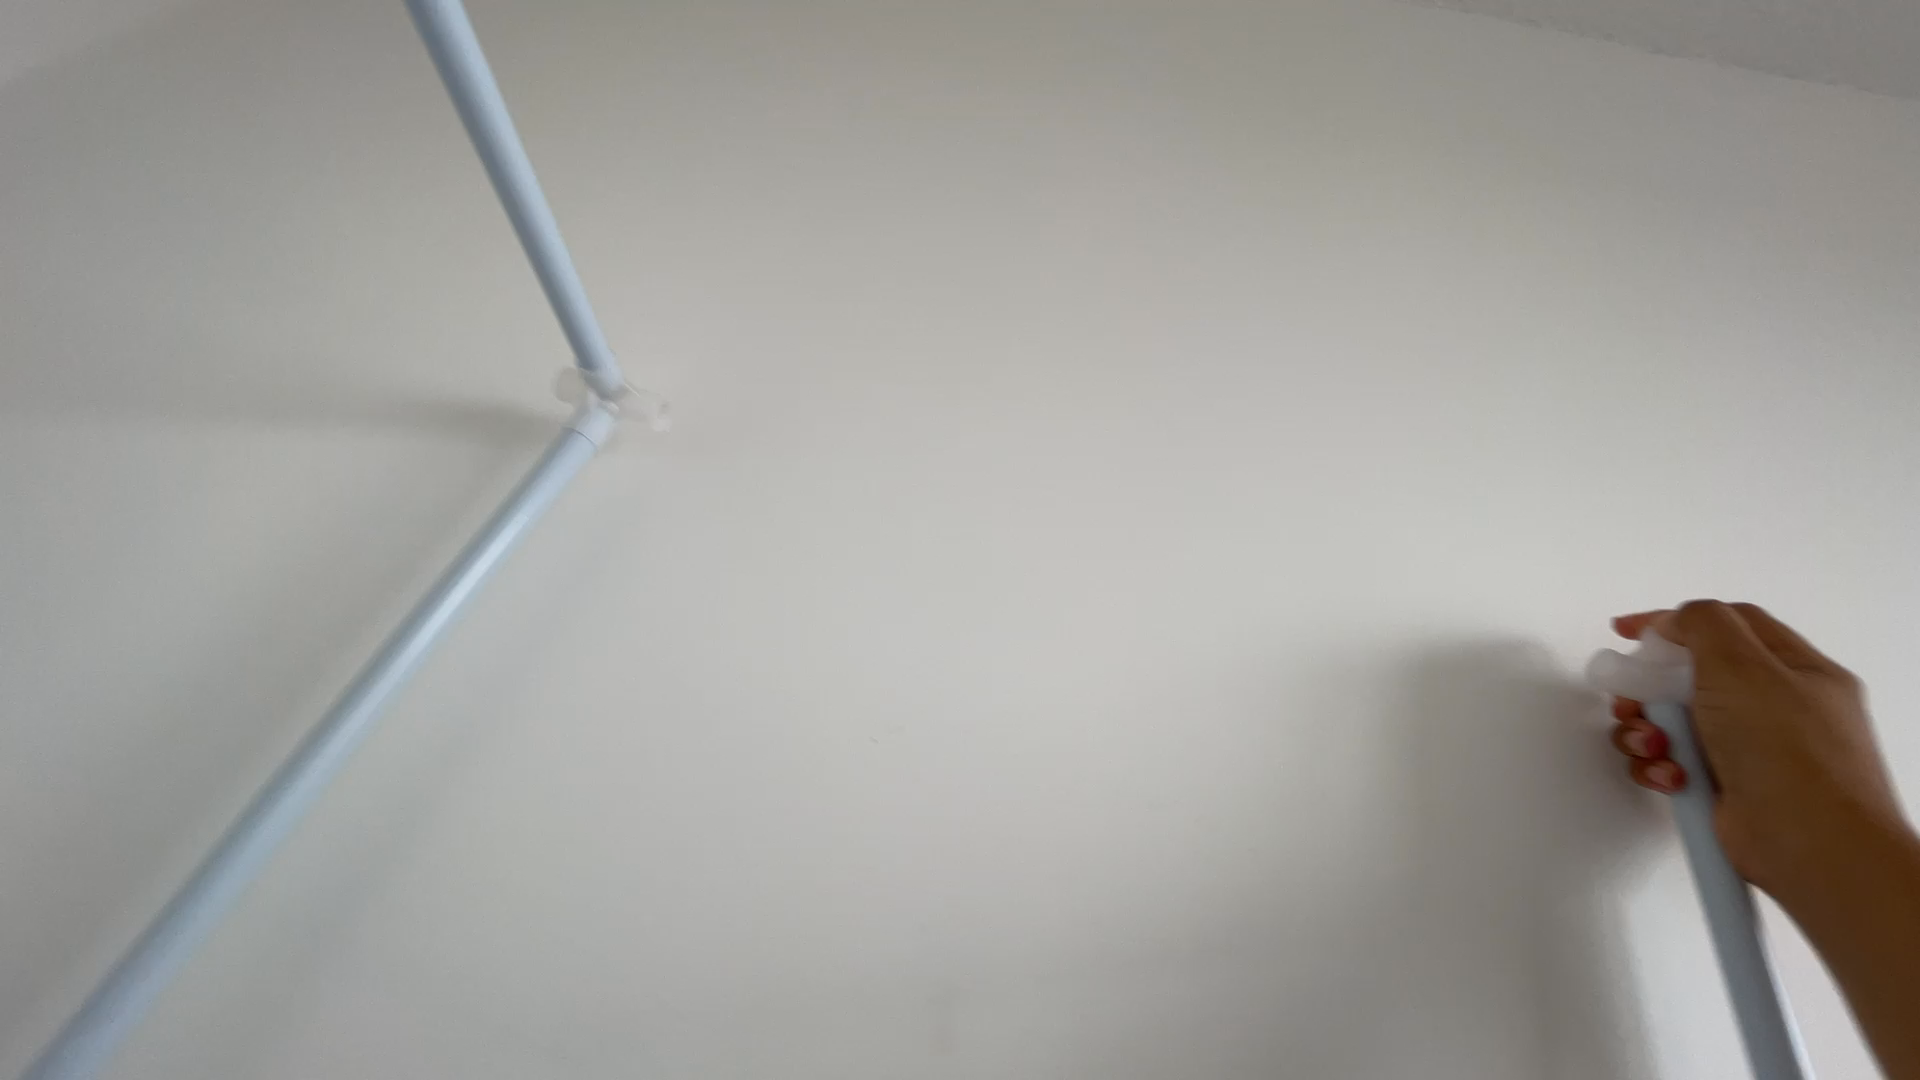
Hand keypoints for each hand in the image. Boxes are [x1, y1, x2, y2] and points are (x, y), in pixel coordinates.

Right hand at [1609, 600, 1906, 911]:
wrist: (1810, 845)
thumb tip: (1672, 624)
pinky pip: (1668, 757)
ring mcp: (1746, 746)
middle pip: (1684, 673)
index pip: (1727, 624)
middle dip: (1645, 687)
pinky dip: (1658, 763)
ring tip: (1655, 746)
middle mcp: (1773, 705)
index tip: (1625, 632)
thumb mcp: (1744, 666)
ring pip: (1667, 717)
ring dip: (1644, 729)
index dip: (1672, 621)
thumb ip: (1703, 625)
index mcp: (1796, 670)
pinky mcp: (1720, 781)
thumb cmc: (1785, 749)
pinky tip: (1671, 776)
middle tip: (1633, 701)